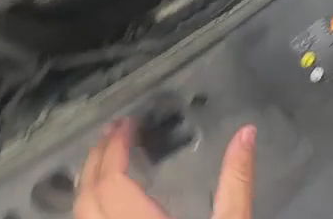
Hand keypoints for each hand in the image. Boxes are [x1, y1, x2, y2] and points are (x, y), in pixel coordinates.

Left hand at [76, 120, 255, 218]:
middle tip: (113, 133)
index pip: (110, 184)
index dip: (113, 150)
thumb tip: (246, 132)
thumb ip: (237, 183)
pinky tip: (107, 208)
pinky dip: (90, 215)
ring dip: (87, 189)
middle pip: (86, 201)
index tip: (127, 123)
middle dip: (95, 162)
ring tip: (106, 164)